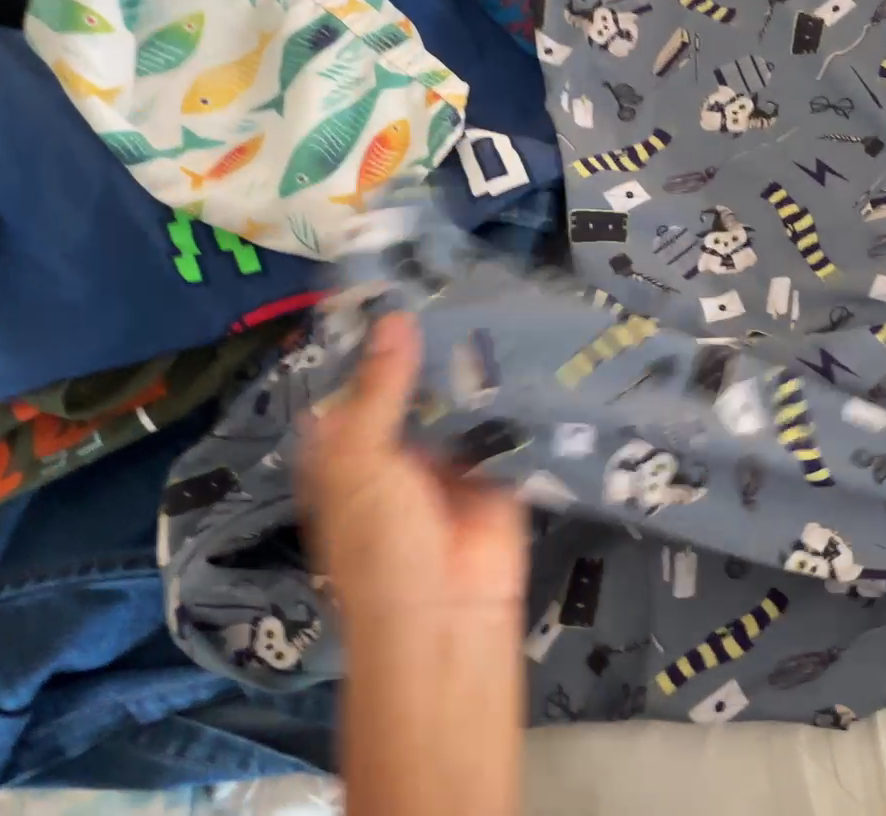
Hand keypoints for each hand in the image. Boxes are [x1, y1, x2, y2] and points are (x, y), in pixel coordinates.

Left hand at [295, 312, 527, 815]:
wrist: (449, 611)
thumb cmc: (382, 541)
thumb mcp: (363, 462)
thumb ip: (381, 390)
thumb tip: (397, 317)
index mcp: (349, 442)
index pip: (357, 376)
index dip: (372, 333)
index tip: (402, 276)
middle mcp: (398, 441)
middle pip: (415, 379)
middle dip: (435, 340)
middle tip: (465, 274)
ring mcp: (452, 452)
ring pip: (463, 395)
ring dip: (479, 362)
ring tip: (504, 297)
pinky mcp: (501, 461)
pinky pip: (507, 419)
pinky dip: (518, 391)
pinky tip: (535, 347)